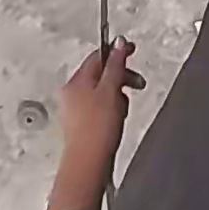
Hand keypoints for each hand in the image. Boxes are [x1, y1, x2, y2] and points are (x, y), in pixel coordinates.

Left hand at [46, 39, 144, 209]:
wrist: (87, 166)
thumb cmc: (97, 130)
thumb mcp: (111, 90)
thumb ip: (116, 65)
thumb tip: (118, 42)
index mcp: (77, 81)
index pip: (98, 56)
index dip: (117, 52)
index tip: (131, 50)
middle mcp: (72, 92)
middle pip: (100, 73)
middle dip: (120, 77)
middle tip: (136, 83)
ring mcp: (74, 109)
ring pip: (101, 90)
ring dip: (117, 95)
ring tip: (123, 110)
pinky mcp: (80, 124)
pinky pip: (99, 106)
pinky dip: (111, 108)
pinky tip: (116, 120)